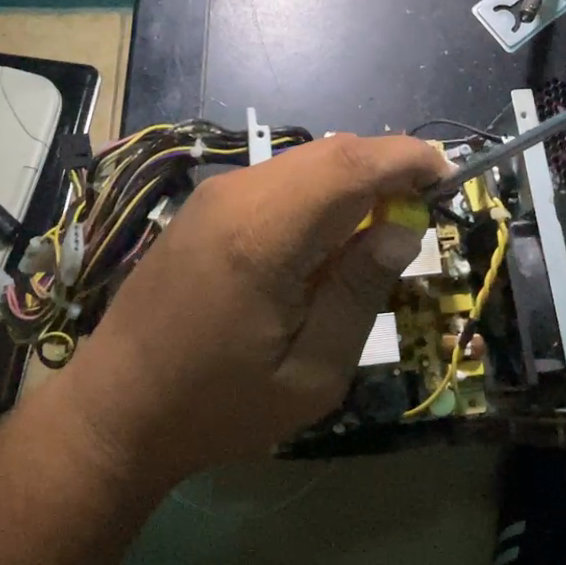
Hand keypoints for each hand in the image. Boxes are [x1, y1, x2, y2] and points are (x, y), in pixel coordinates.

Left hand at [46, 134, 449, 482]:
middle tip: (423, 211)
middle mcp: (237, 196)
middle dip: (386, 169)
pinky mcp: (205, 207)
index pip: (351, 166)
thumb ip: (360, 293)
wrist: (115, 410)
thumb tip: (401, 230)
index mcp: (264, 235)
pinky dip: (320, 194)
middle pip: (331, 154)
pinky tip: (329, 239)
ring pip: (305, 164)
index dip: (407, 159)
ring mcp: (215, 196)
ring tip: (382, 229)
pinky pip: (279, 182)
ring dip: (353, 182)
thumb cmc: (217, 405)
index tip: (450, 176)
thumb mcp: (310, 373)